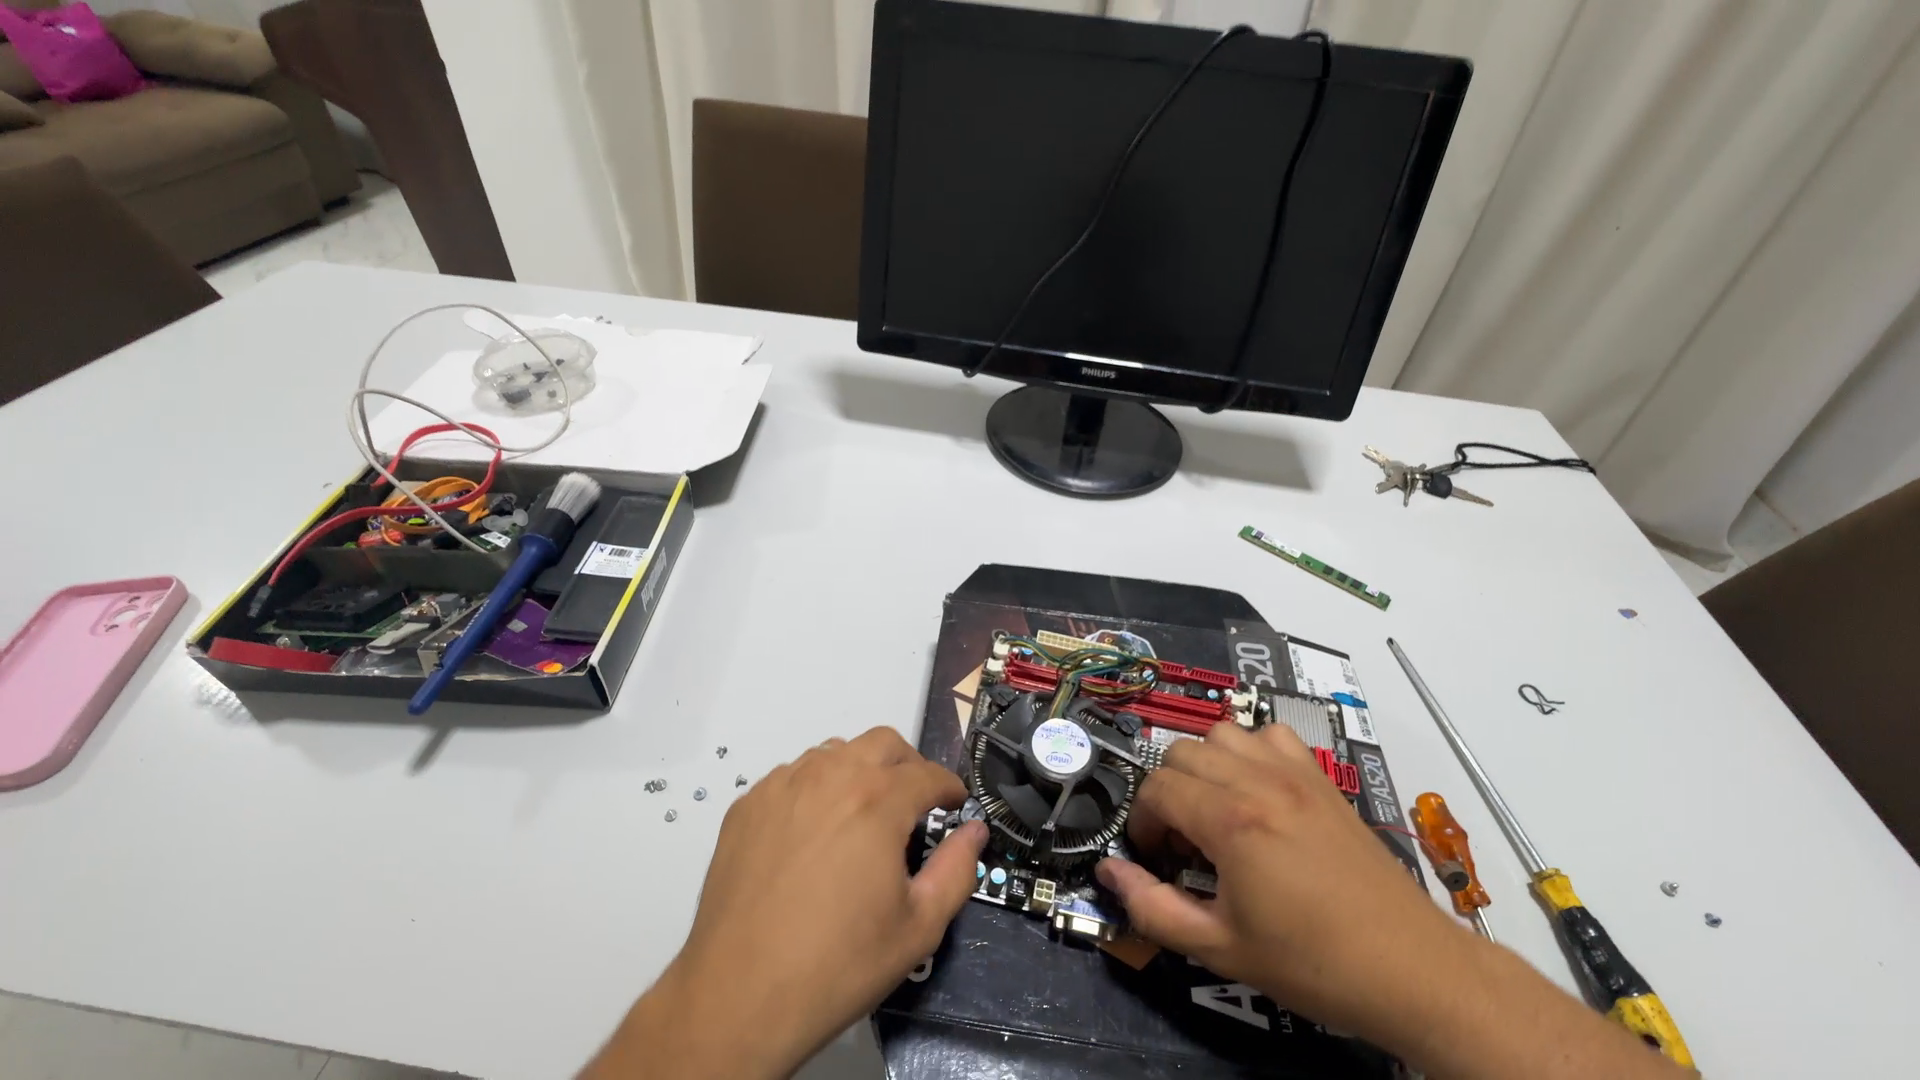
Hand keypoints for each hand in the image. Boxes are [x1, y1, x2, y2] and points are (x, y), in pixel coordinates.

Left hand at [584, 727, 986, 1079]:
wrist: (740, 995)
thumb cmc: (839, 963)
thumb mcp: (919, 926)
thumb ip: (957, 869)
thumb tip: (974, 832)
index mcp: (877, 800)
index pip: (928, 773)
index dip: (950, 788)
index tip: (954, 807)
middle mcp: (829, 777)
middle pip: (883, 743)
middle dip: (909, 766)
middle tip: (914, 805)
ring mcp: (782, 786)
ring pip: (834, 752)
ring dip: (860, 771)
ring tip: (862, 819)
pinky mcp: (747, 806)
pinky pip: (792, 776)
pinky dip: (815, 789)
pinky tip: (813, 835)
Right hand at [1097, 721, 1459, 1032]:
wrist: (1410, 968)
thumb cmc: (1312, 964)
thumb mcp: (1220, 949)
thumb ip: (1153, 907)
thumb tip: (1109, 871)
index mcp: (1231, 820)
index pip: (1157, 789)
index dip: (1141, 822)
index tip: (1154, 859)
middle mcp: (1259, 781)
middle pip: (1182, 753)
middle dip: (1166, 793)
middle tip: (1181, 843)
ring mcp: (1296, 774)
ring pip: (1223, 734)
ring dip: (1204, 766)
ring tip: (1214, 812)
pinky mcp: (1323, 780)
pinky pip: (1271, 735)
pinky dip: (1250, 752)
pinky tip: (1256, 792)